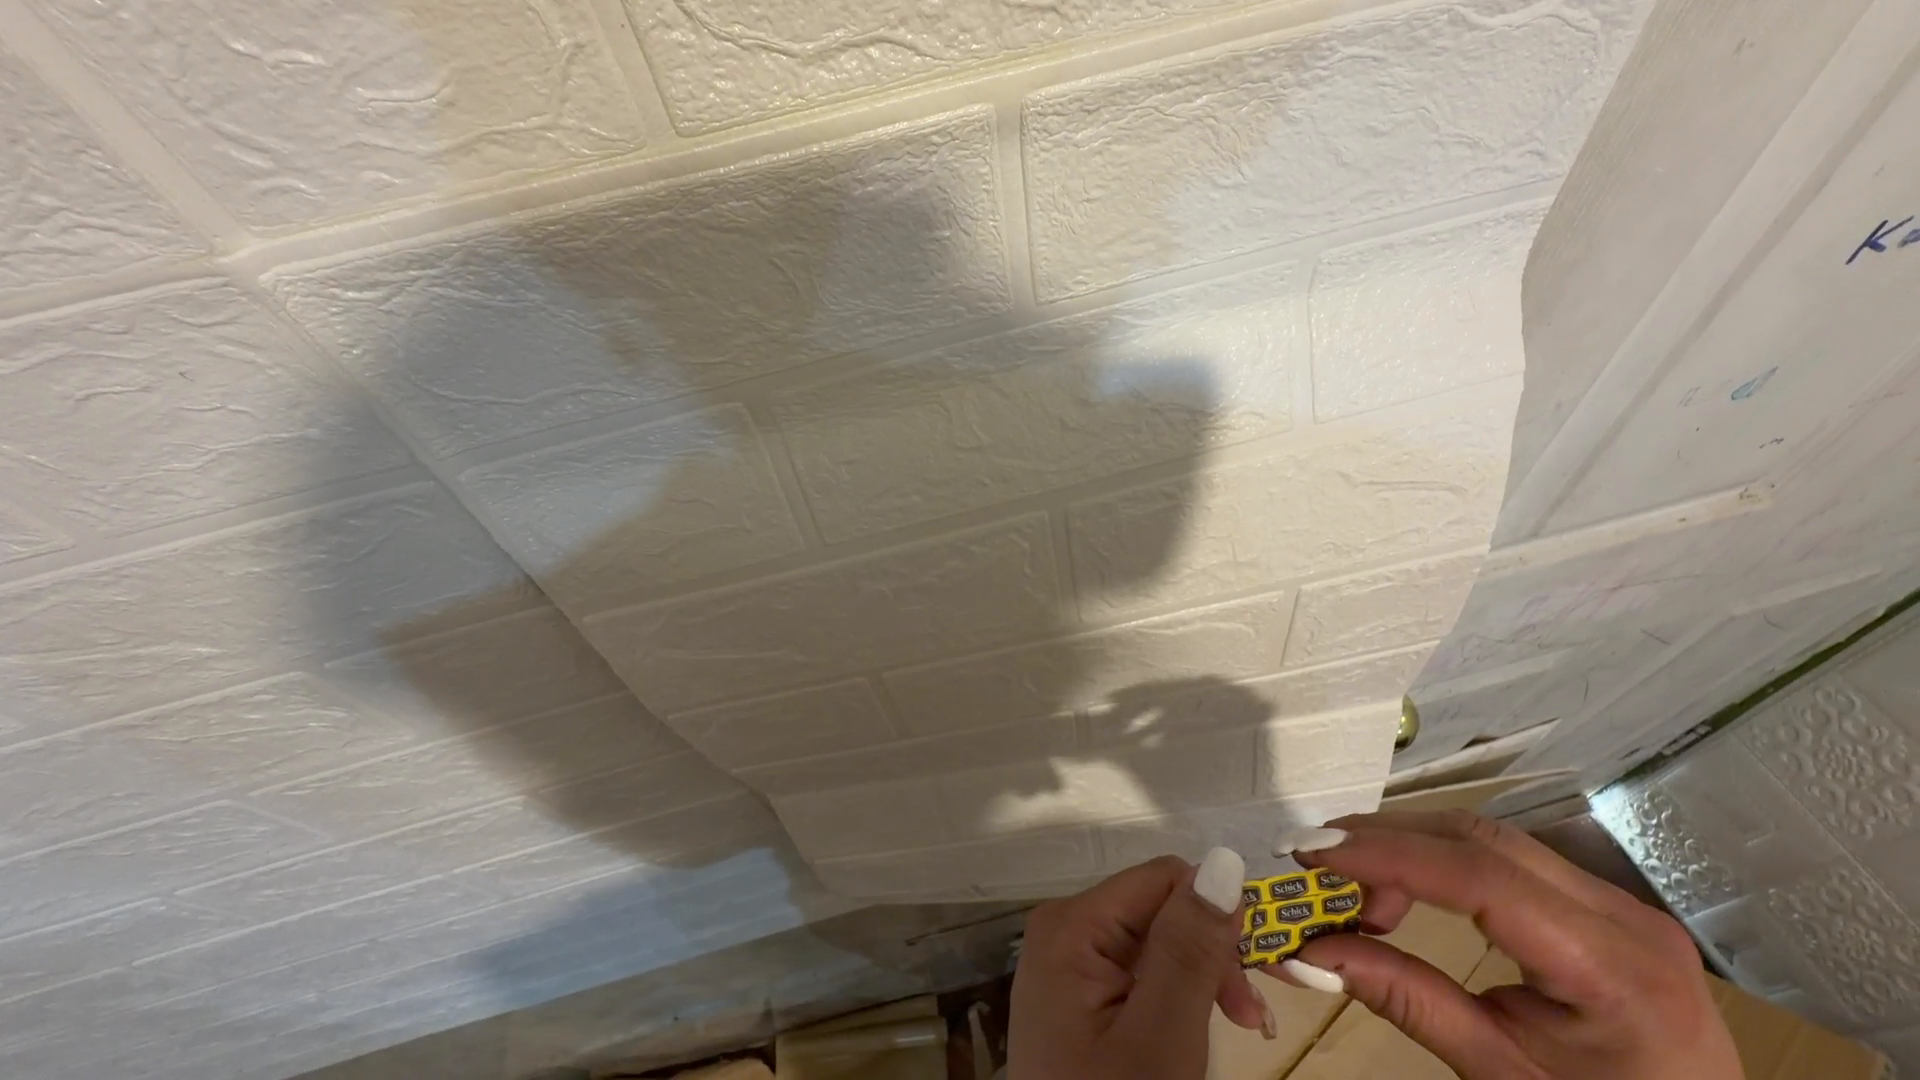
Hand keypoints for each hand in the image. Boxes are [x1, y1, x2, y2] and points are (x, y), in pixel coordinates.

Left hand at [1007, 849, 1275, 1079]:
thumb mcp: (1161, 1034)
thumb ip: (1189, 947)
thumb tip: (1223, 859)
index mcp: (1072, 924)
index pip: (1164, 879)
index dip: (1216, 917)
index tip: (1254, 978)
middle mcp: (1064, 928)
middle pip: (1160, 908)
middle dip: (1211, 954)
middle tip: (1250, 1019)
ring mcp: (1068, 961)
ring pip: (1157, 939)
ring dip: (1201, 978)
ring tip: (1237, 1028)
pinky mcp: (1078, 992)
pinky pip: (1139, 970)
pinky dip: (1176, 995)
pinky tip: (1194, 1030)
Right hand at [1276, 810, 1742, 1079]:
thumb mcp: (1497, 1074)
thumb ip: (1403, 999)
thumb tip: (1303, 952)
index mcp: (1611, 968)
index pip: (1481, 878)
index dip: (1386, 855)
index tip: (1308, 850)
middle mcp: (1622, 915)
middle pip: (1482, 839)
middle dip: (1387, 838)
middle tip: (1314, 858)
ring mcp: (1617, 902)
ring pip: (1490, 837)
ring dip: (1409, 843)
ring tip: (1351, 882)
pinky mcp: (1601, 904)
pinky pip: (1506, 857)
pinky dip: (1440, 859)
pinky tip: (1404, 887)